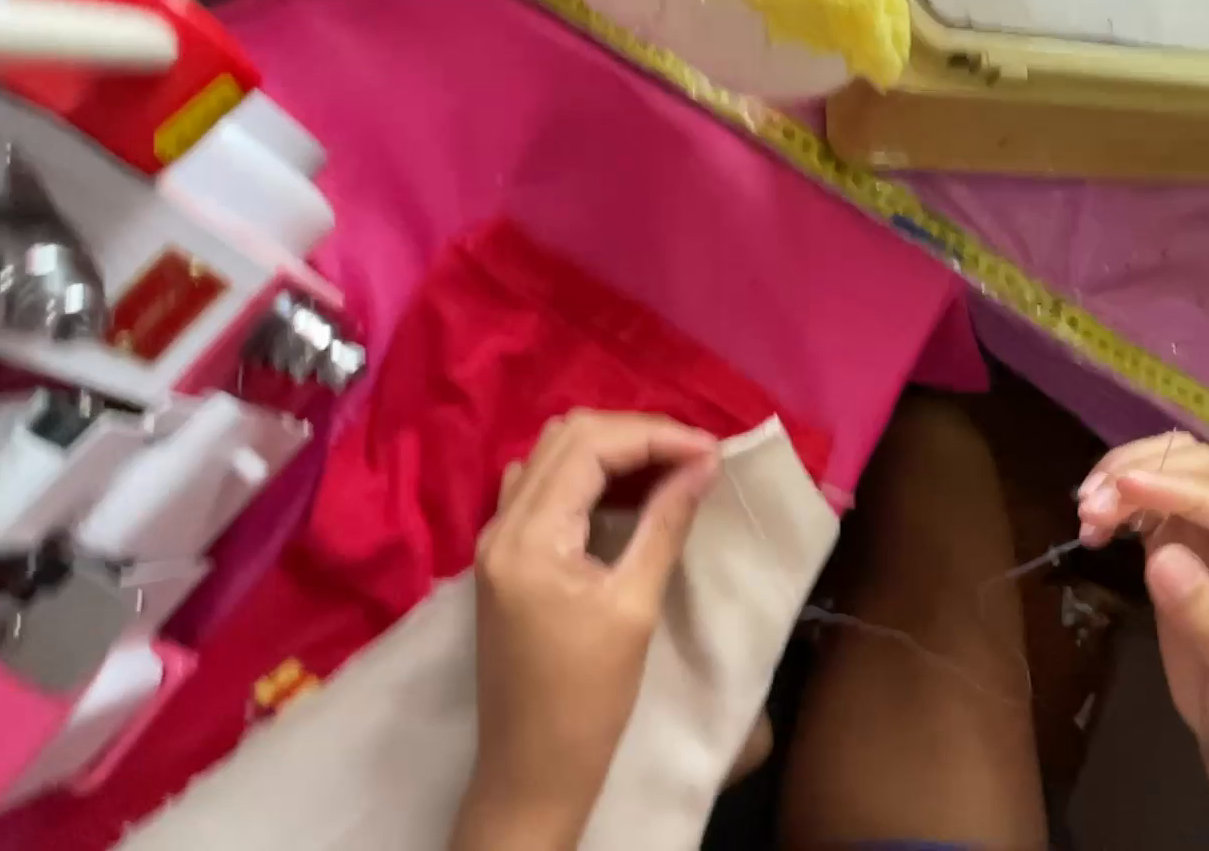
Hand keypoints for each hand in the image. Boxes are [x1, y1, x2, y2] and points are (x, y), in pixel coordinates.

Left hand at [460, 411, 719, 848]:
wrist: (530, 774)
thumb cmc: (588, 700)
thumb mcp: (635, 606)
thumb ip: (667, 523)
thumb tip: (705, 463)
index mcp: (528, 536)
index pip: (591, 446)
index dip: (656, 436)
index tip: (711, 450)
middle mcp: (502, 524)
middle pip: (568, 436)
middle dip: (636, 433)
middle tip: (693, 454)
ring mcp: (497, 537)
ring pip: (553, 453)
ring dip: (613, 445)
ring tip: (668, 462)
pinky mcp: (505, 554)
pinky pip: (543, 482)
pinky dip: (588, 469)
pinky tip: (621, 487)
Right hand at [1076, 432, 1208, 778]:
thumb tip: (1160, 556)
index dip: (1177, 489)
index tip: (1121, 486)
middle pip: (1204, 471)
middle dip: (1143, 474)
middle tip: (1090, 505)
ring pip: (1174, 476)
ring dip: (1124, 481)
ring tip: (1085, 514)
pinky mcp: (1186, 548)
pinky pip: (1150, 506)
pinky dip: (1118, 505)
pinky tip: (1092, 529)